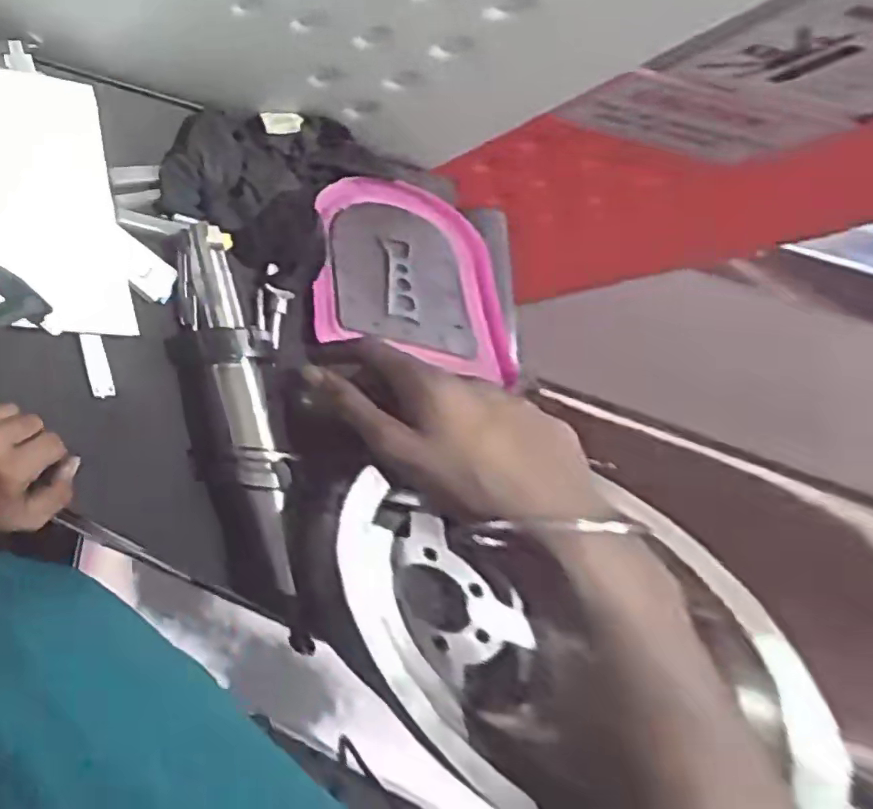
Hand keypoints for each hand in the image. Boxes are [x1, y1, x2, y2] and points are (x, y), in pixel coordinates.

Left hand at [0, 397, 77, 540]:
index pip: (52, 442)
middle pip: (34, 421)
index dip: (50, 455)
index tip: (38, 465)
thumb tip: (72, 461)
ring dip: (10, 425)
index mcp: (10, 467)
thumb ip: (58, 492)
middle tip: (16, 455)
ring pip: (12, 409)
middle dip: (31, 438)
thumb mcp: (28, 518)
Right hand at [302, 340, 607, 521]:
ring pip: (459, 392)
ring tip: (429, 434)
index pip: (375, 349)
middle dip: (388, 385)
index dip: (344, 352)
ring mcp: (514, 398)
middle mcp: (471, 378)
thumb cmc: (465, 484)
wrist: (560, 524)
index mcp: (429, 381)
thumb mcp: (396, 449)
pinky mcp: (546, 422)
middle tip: (373, 411)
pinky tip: (480, 449)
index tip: (326, 365)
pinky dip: (477, 420)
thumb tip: (311, 372)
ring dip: (435, 404)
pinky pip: (499, 412)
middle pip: (416, 372)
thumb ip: (352, 407)